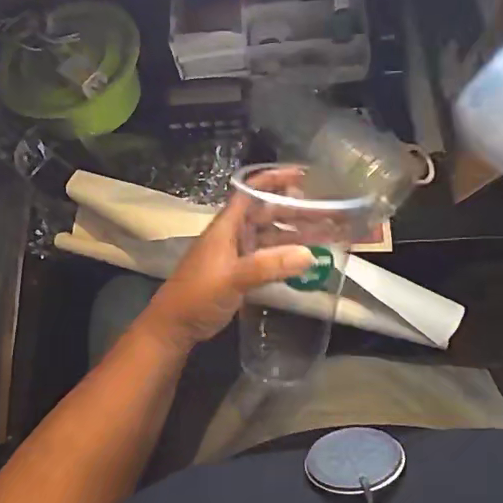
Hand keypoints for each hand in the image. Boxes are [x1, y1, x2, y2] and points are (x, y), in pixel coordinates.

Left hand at [138, 196, 316, 349]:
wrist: (175, 326)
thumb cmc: (197, 296)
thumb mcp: (232, 279)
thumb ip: (268, 266)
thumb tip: (308, 255)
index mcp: (227, 226)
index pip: (252, 191)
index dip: (275, 179)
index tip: (303, 175)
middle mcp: (233, 234)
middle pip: (267, 213)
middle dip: (296, 209)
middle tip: (328, 211)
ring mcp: (237, 254)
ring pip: (271, 236)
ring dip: (296, 233)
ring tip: (326, 233)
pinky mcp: (241, 272)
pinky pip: (269, 256)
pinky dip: (287, 254)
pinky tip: (307, 258)